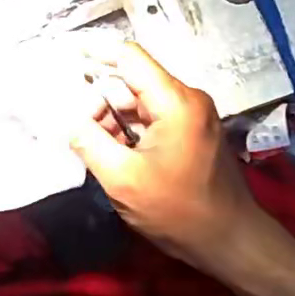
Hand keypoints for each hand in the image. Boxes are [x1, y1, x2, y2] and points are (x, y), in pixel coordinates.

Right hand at [69, 43, 267, 274]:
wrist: (230, 242)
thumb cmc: (178, 210)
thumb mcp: (123, 178)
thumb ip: (89, 142)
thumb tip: (68, 119)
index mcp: (175, 102)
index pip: (129, 57)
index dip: (94, 53)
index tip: (64, 58)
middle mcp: (186, 100)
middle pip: (130, 82)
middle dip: (99, 102)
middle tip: (77, 130)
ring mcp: (190, 116)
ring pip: (137, 103)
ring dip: (111, 120)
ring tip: (93, 147)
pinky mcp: (190, 133)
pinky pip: (150, 120)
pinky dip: (127, 131)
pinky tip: (112, 154)